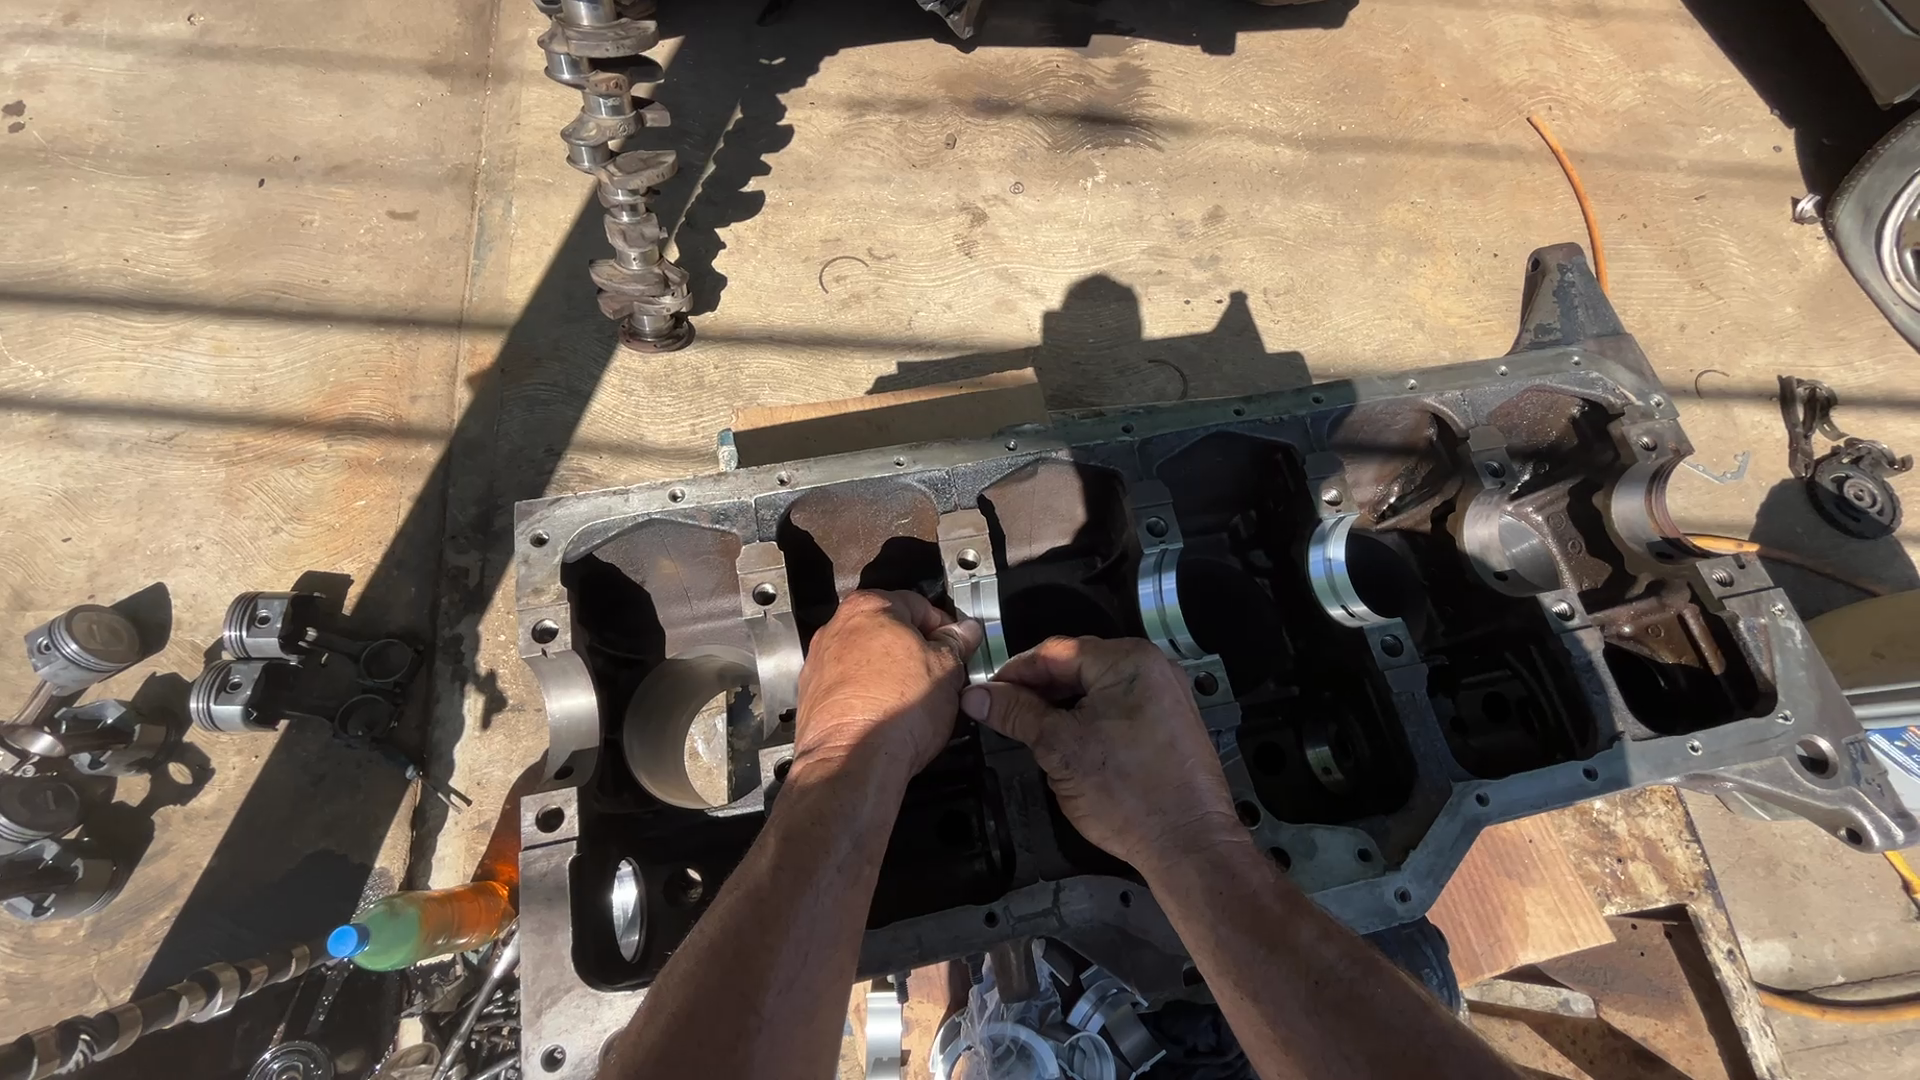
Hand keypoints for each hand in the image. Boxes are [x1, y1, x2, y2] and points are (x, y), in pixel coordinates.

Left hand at [793, 590, 982, 782]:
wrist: (851, 762)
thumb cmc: (894, 712)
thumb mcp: (947, 670)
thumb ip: (957, 643)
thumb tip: (965, 632)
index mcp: (870, 607)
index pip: (919, 604)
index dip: (944, 627)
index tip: (956, 646)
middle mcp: (838, 627)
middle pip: (890, 629)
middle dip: (916, 650)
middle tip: (940, 674)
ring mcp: (821, 661)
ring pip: (868, 658)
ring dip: (891, 673)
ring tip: (914, 700)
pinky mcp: (812, 695)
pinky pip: (850, 684)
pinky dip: (868, 693)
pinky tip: (888, 715)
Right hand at [960, 636, 1241, 870]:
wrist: (1188, 846)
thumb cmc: (1127, 793)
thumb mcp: (1058, 747)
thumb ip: (1016, 713)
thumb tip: (976, 695)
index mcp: (1128, 660)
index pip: (1055, 651)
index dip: (1015, 672)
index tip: (986, 693)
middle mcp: (1152, 667)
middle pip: (1076, 665)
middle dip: (1036, 689)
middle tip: (1002, 712)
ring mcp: (1165, 694)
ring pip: (1095, 687)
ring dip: (1060, 704)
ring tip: (1028, 727)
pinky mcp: (1169, 722)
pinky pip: (1117, 705)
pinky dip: (1087, 717)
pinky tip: (1065, 739)